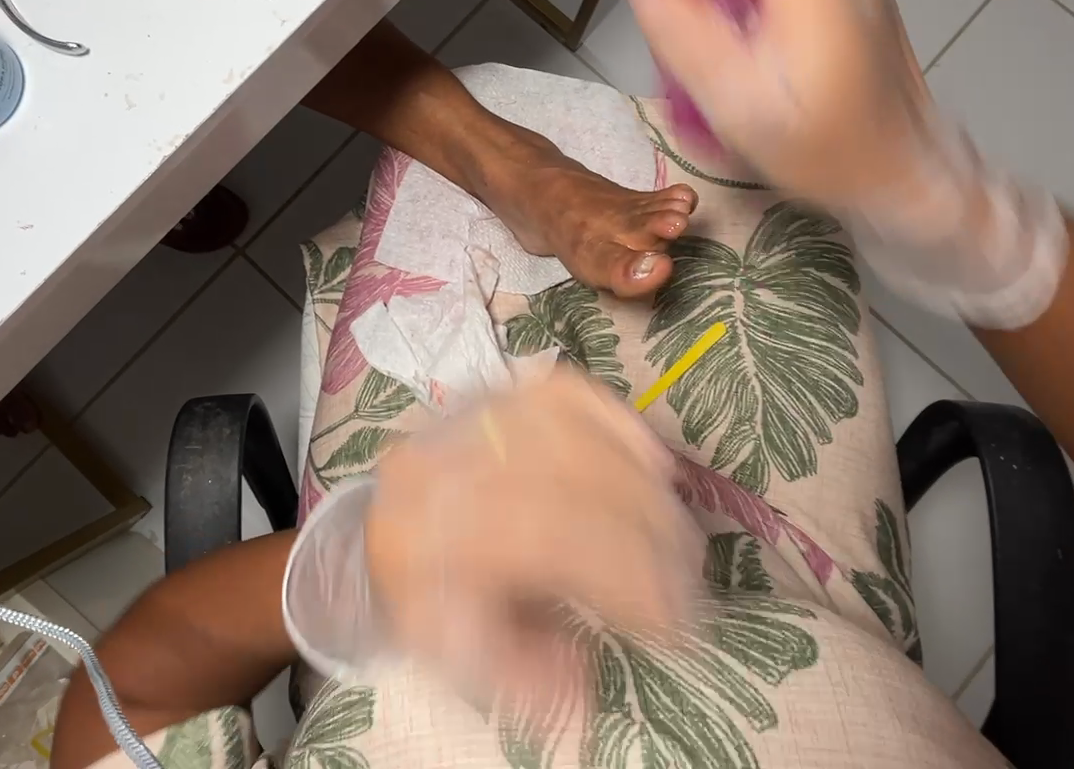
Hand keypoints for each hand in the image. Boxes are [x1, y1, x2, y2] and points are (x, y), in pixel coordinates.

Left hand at [362, 369, 701, 700]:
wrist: (384, 525)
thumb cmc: (427, 594)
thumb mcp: (456, 652)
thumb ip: (518, 674)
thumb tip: (585, 682)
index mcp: (436, 524)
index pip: (544, 535)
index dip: (620, 574)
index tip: (673, 623)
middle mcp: (455, 457)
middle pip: (568, 475)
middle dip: (645, 529)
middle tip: (689, 578)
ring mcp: (478, 416)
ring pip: (574, 429)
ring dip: (641, 481)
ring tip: (676, 531)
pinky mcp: (499, 393)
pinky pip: (565, 391)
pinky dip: (616, 419)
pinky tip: (652, 460)